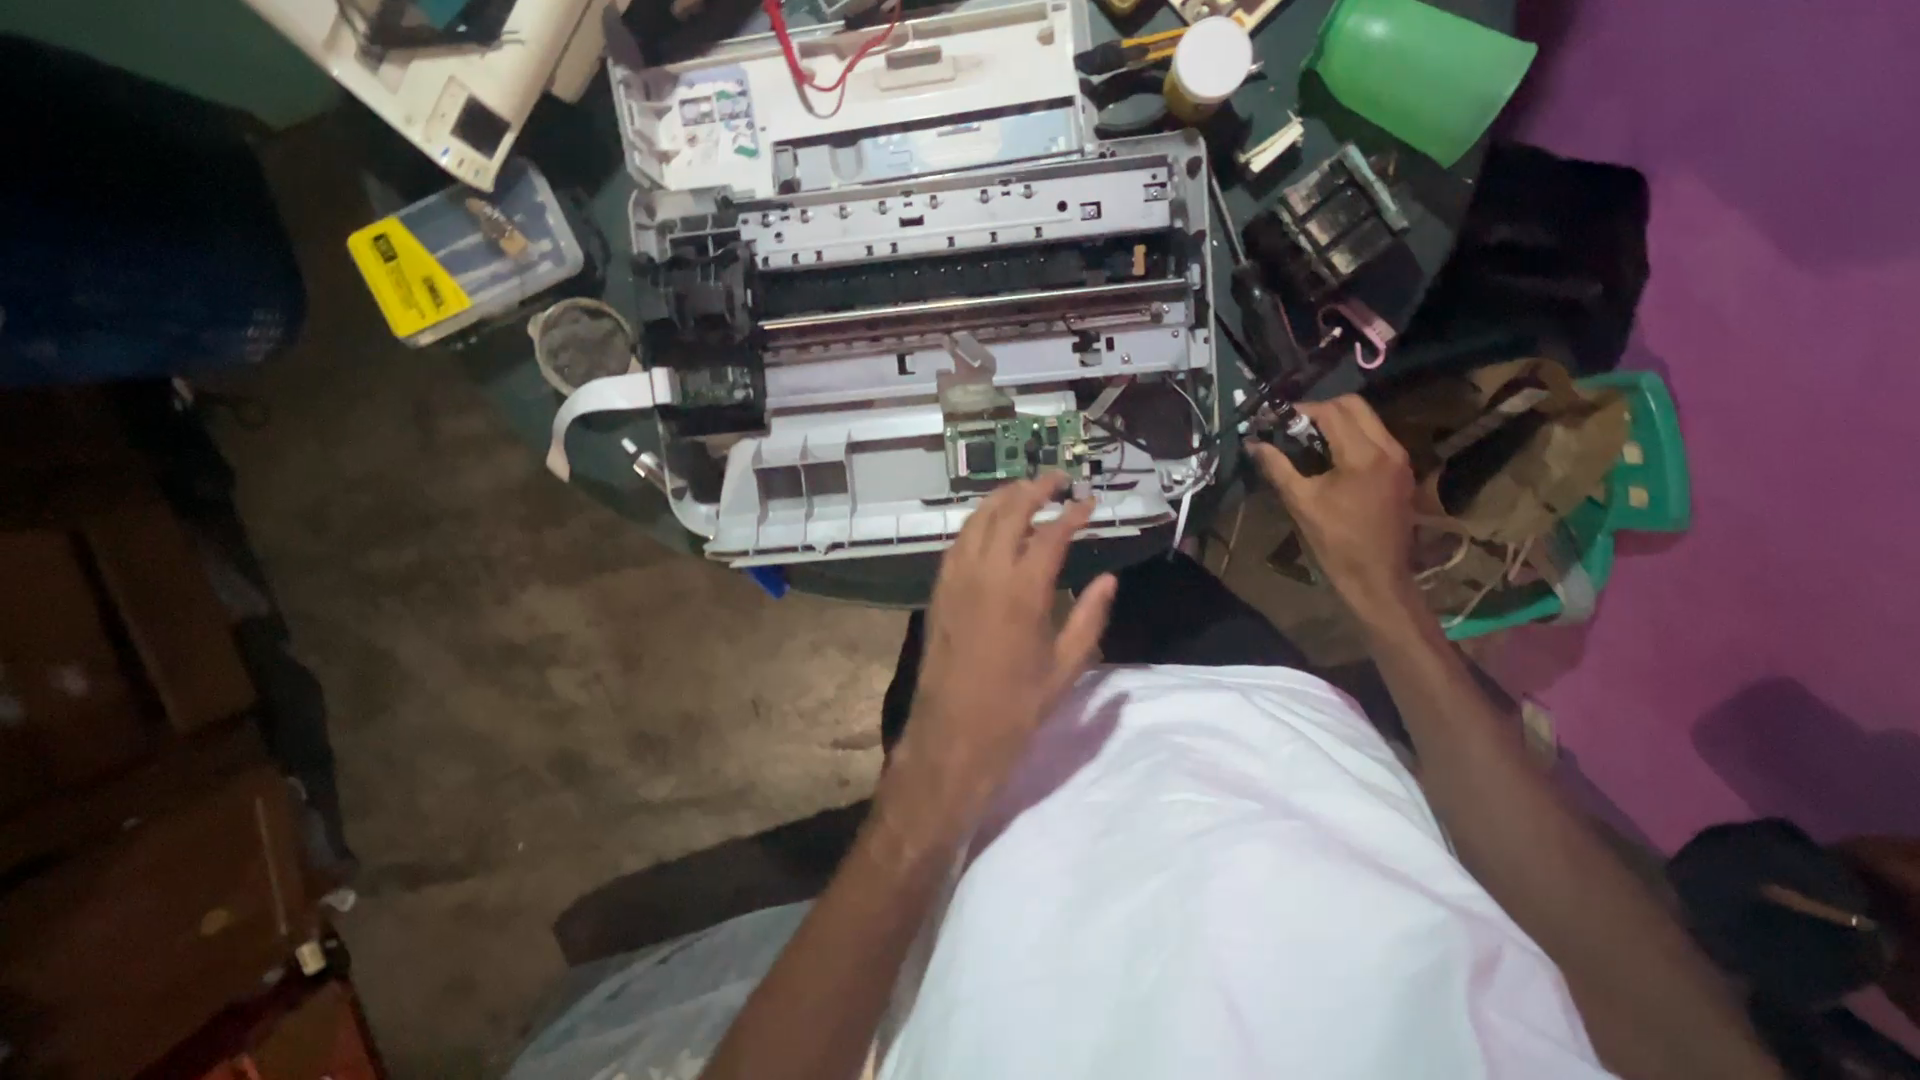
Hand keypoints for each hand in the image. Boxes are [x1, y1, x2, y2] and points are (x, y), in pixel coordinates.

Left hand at [880, 475, 1116, 847]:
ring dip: (1003, 498)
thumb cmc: (1015, 708)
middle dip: (1035, 488)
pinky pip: (958, 541)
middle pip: (1009, 511)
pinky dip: (978, 522)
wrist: (953, 734)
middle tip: (1058, 479)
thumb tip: (1109, 580)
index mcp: (1023, 592)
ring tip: (1026, 491)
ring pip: (977, 519)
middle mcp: (985, 573)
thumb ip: (1090, 618)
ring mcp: (956, 579)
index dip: (1073, 513)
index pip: (1051, 533)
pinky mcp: (939, 591)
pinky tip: (991, 525)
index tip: (1089, 502)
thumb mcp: (1066, 669)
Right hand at [1249, 395, 1419, 627]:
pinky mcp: (1402, 471)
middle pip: (1354, 405)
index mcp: (1363, 455)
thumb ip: (1277, 467)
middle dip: (1321, 409)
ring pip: (1368, 419)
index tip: (1276, 420)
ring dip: (1338, 421)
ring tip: (1309, 440)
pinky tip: (1331, 456)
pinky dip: (1353, 436)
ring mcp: (1399, 459)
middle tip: (1294, 426)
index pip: (1331, 412)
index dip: (1301, 411)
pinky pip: (1376, 437)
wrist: (1376, 576)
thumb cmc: (1336, 542)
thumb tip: (1253, 444)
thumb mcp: (1301, 502)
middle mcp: (1388, 448)